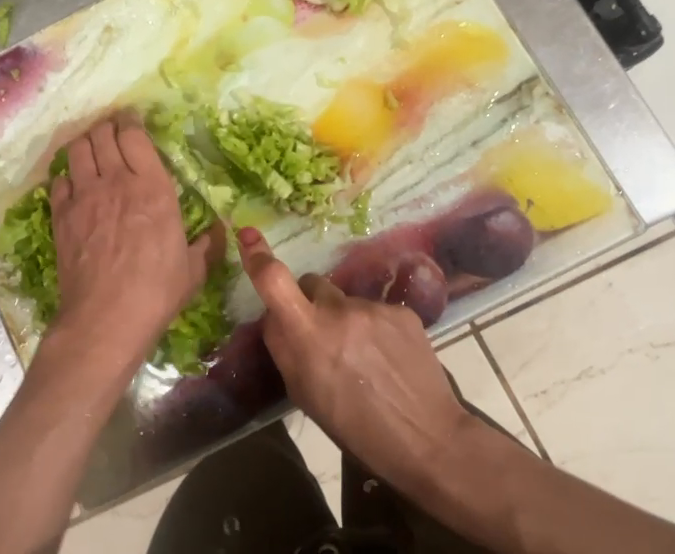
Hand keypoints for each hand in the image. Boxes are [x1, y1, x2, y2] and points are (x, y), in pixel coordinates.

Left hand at [48, 116, 216, 366]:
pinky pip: (58, 181)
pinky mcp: (61, 215)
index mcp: (152, 187)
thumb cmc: (156, 292)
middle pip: (102, 134)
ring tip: (91, 149)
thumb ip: (207, 246)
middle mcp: (115, 182)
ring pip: (77, 149)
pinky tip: (73, 185)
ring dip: (85, 144)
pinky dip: (66, 176)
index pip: (134, 135)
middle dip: (107, 128)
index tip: (132, 120)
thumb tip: (221, 232)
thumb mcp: (193, 270)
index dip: (131, 122)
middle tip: (112, 133)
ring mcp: (84, 196)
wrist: (106, 318)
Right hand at [238, 226, 471, 492]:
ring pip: (344, 300)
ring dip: (344, 319)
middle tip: (321, 336)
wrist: (427, 438)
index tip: (248, 235)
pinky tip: (387, 358)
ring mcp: (373, 308)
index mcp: (309, 334)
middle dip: (308, 302)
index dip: (258, 256)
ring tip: (363, 357)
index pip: (274, 281)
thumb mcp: (303, 393)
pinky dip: (374, 329)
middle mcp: (339, 311)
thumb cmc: (354, 427)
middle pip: (311, 285)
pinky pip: (375, 310)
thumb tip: (275, 317)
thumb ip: (284, 348)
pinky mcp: (402, 311)